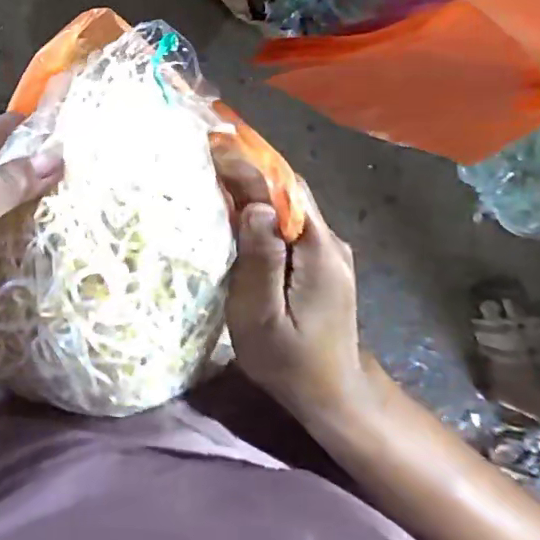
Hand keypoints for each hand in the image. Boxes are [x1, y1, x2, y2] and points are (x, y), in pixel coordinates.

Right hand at [215, 157, 372, 423]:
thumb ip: (260, 260)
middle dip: (248, 163)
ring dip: (253, 180)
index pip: (282, 191)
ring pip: (287, 202)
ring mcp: (326, 251)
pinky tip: (234, 200)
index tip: (211, 143)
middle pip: (287, 189)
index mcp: (317, 252)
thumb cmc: (289, 361)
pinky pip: (286, 220)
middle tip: (205, 145)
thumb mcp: (261, 315)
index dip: (247, 164)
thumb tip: (253, 206)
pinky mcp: (318, 261)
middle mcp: (328, 242)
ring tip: (212, 162)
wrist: (334, 397)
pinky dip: (259, 202)